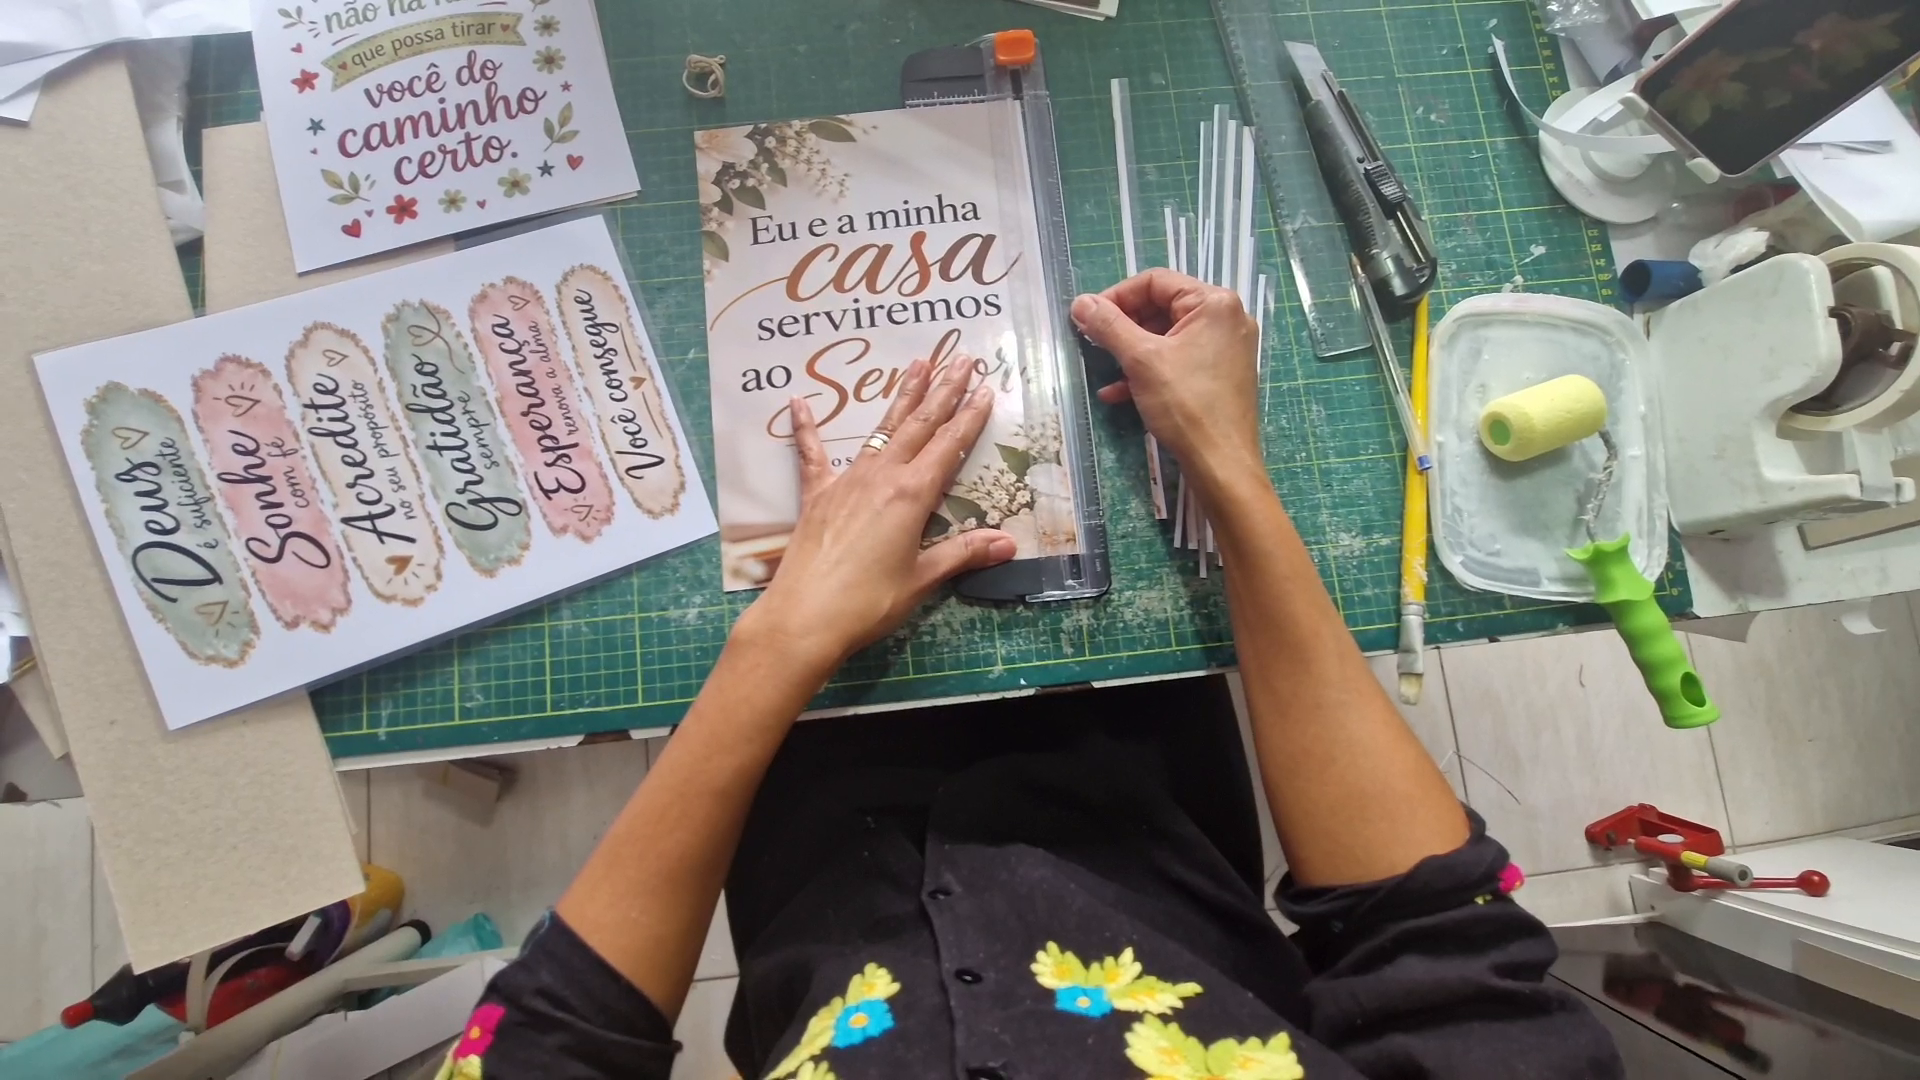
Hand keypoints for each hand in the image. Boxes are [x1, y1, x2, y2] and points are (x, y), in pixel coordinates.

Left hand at [743, 358, 1016, 670]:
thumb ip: (963, 553)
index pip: (949, 446)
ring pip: (880, 430)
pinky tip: (797, 402)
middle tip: (960, 356)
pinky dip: (806, 428)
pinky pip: (812, 454)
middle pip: (919, 424)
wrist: (804, 617)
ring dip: (901, 396)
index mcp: (912, 494)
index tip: (986, 388)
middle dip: (943, 390)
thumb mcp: (922, 579)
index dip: (970, 417)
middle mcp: (881, 476)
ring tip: (916, 364)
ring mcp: (846, 481)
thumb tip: (1010, 542)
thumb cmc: (869, 602)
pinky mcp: (816, 495)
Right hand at [1073, 269, 1262, 490]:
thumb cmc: (1185, 405)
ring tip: (1104, 370)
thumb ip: (1109, 327)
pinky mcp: (1220, 375)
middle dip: (1123, 327)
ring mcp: (1225, 349)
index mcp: (1214, 303)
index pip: (1156, 281)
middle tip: (1093, 343)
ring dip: (1131, 352)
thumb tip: (1080, 303)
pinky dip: (1149, 371)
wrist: (1221, 463)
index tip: (1088, 318)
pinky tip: (1119, 394)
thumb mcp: (1141, 361)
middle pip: (1162, 308)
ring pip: (1167, 337)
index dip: (1116, 296)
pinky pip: (1178, 360)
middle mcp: (1225, 318)